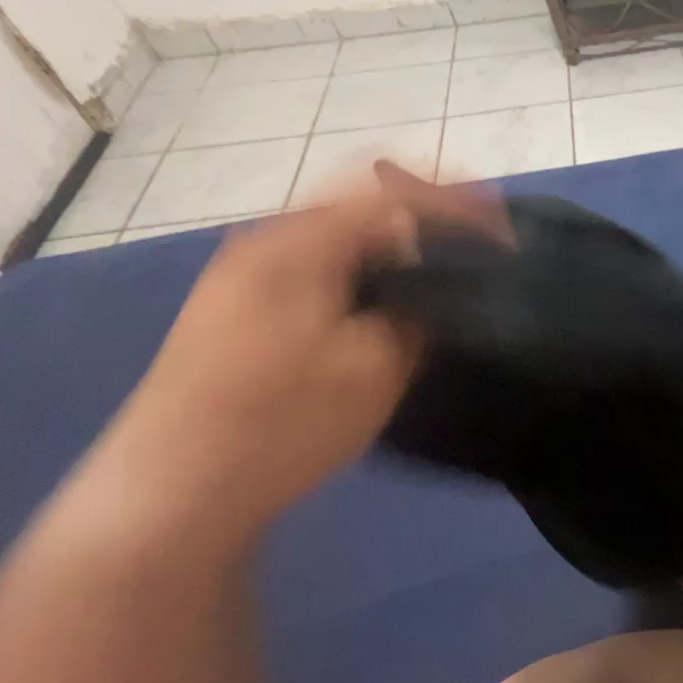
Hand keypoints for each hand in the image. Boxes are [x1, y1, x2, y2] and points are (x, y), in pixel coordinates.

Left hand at [94, 163, 506, 537]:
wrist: (177, 487)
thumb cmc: (283, 422)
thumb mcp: (373, 367)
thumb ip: (417, 314)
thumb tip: (438, 291)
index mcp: (296, 246)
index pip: (387, 195)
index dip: (452, 202)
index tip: (504, 228)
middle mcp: (265, 246)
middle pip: (360, 208)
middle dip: (427, 224)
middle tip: (483, 255)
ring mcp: (247, 280)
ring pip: (341, 244)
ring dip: (397, 253)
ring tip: (449, 282)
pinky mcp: (244, 314)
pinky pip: (322, 273)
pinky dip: (367, 278)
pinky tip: (393, 310)